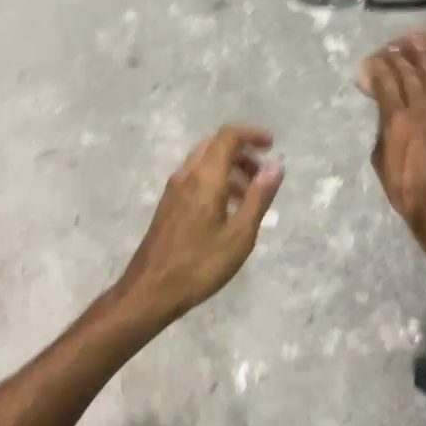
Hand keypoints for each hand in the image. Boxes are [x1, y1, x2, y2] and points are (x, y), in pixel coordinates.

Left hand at [117, 126, 283, 321]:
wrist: (150, 291)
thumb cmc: (199, 264)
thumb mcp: (240, 234)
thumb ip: (259, 197)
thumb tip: (276, 166)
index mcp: (205, 177)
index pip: (228, 136)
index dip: (252, 134)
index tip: (272, 146)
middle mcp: (187, 175)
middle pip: (215, 145)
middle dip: (242, 152)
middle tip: (263, 174)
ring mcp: (174, 189)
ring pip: (205, 162)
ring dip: (230, 168)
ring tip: (250, 195)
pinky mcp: (168, 204)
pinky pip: (196, 178)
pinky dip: (216, 181)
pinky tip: (227, 210)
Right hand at [360, 29, 425, 261]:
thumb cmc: (408, 194)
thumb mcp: (382, 164)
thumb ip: (384, 134)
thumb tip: (385, 115)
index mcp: (397, 121)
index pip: (385, 84)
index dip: (378, 69)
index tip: (373, 61)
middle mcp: (421, 109)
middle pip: (408, 74)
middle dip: (398, 57)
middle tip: (392, 45)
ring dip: (424, 54)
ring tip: (416, 38)